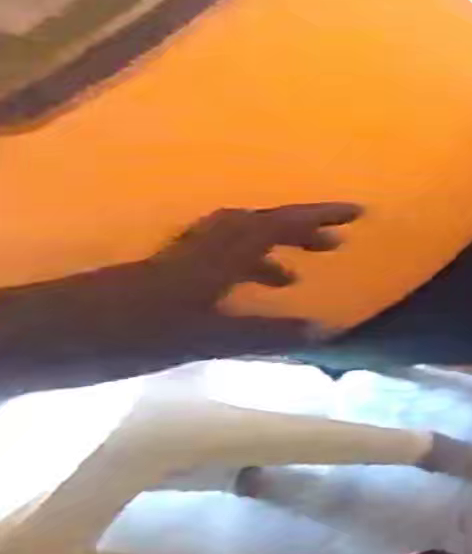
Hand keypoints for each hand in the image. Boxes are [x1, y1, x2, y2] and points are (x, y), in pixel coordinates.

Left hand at [0, 202, 362, 394]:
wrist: (22, 341)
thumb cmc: (118, 336)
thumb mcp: (200, 339)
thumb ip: (264, 333)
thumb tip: (327, 328)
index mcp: (211, 261)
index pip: (272, 226)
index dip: (316, 216)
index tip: (357, 211)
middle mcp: (191, 255)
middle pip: (248, 227)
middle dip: (294, 229)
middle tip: (332, 243)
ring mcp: (164, 269)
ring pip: (225, 245)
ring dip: (265, 253)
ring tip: (291, 278)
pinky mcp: (145, 286)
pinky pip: (206, 266)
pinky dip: (235, 272)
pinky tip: (239, 297)